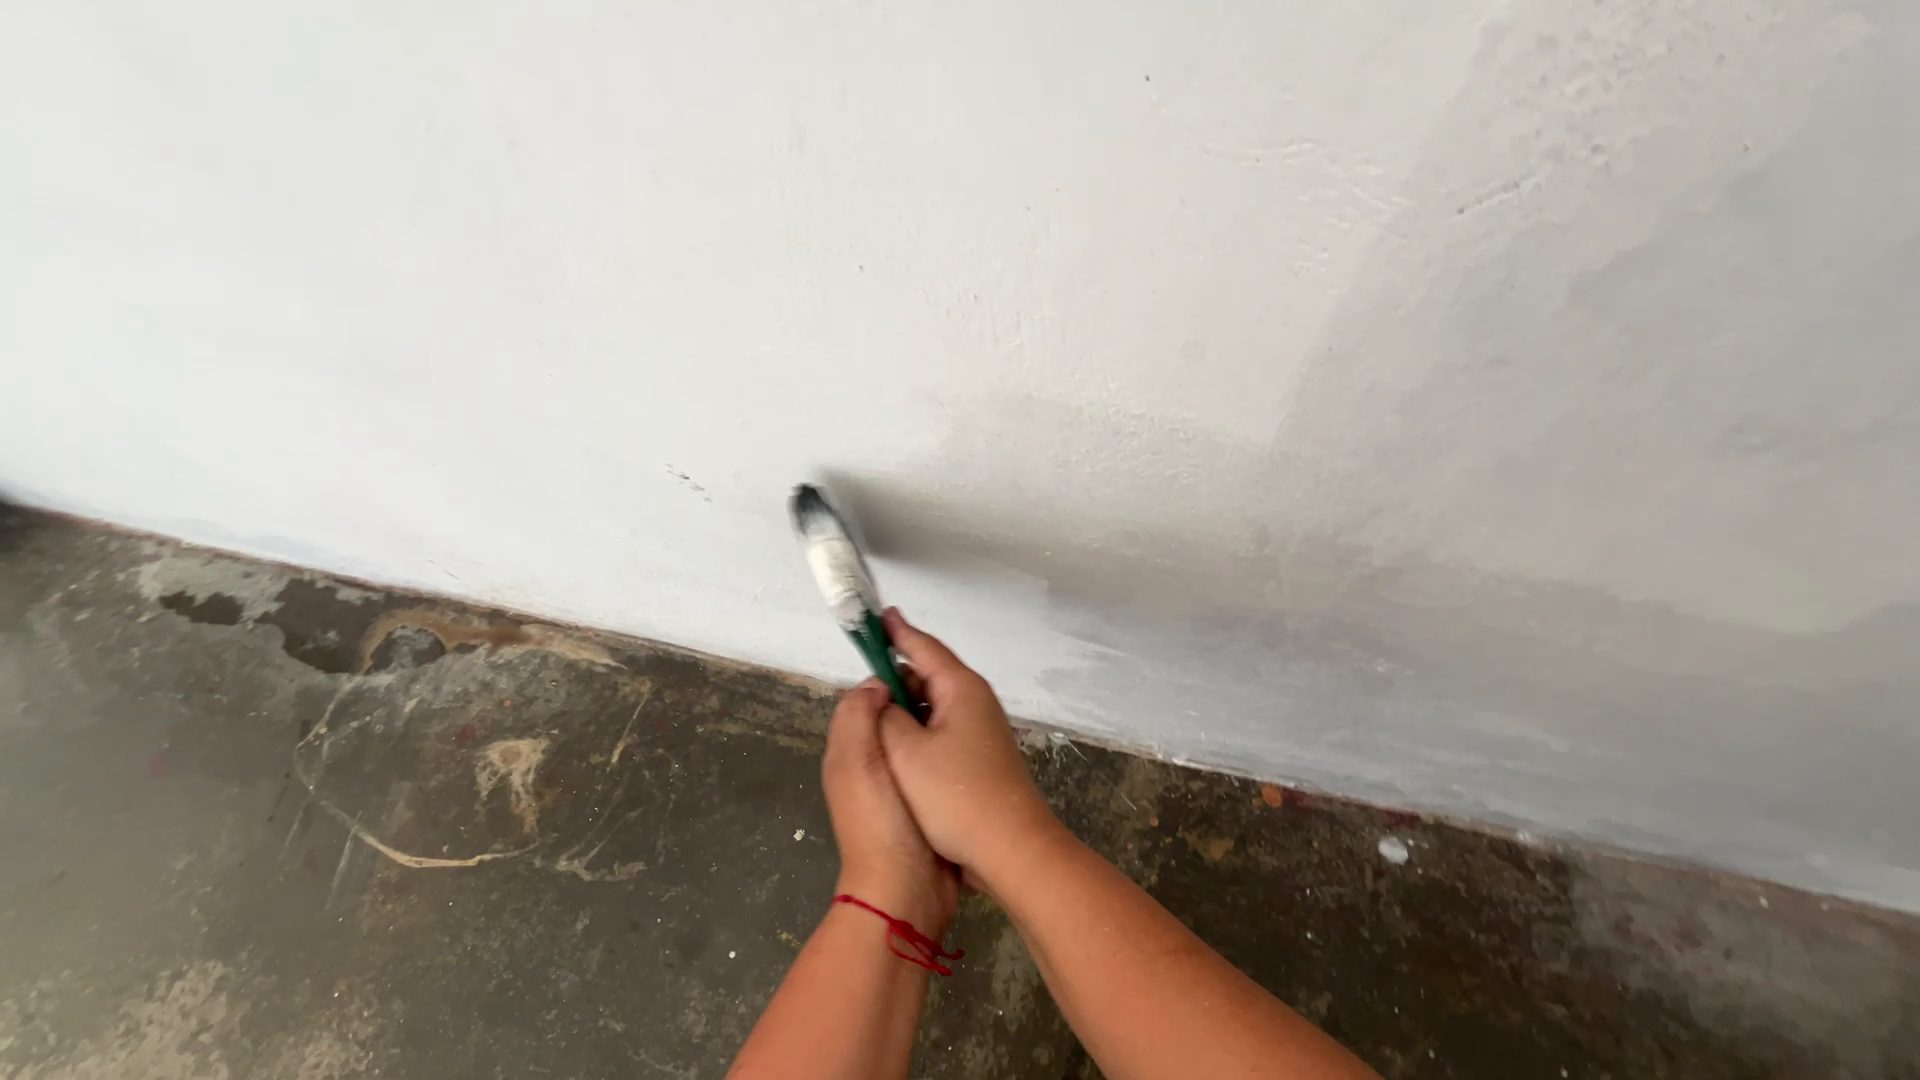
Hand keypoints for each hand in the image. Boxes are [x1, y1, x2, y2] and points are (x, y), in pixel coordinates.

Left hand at [822, 680, 958, 936]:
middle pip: (897, 719)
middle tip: (954, 702)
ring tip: (967, 722)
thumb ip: (859, 715)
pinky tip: (969, 753)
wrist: (904, 890)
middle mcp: (871, 766)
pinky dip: (949, 757)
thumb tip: (877, 684)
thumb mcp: (857, 759)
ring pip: (919, 742)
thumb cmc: (880, 820)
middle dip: (921, 706)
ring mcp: (900, 788)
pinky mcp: (927, 805)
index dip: (894, 684)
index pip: (869, 701)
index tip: (926, 678)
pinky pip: (936, 768)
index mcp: (849, 752)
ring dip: (937, 732)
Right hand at [874, 609, 1061, 891]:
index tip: (878, 616)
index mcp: (961, 688)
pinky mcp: (980, 753)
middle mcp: (975, 700)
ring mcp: (981, 728)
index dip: (897, 632)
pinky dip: (919, 729)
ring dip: (906, 709)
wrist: (1012, 847)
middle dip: (896, 679)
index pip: (923, 647)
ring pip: (934, 704)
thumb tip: (881, 697)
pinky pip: (942, 726)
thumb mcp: (906, 753)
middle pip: (929, 674)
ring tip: (876, 724)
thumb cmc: (956, 796)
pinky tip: (901, 748)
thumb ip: (885, 717)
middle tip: (862, 694)